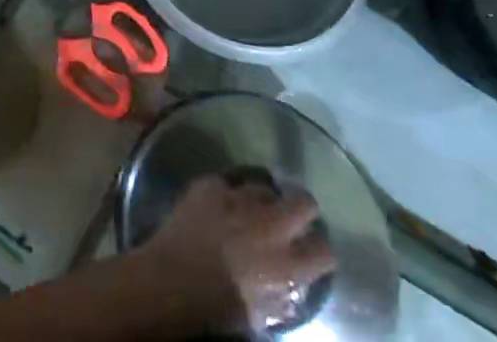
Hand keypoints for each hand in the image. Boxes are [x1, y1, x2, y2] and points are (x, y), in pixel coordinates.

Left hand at [141, 175, 335, 333]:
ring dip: (262, 198)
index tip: (310, 252)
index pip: (325, 250)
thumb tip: (293, 281)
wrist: (171, 282)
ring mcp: (238, 200)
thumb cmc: (217, 309)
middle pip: (304, 202)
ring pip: (264, 186)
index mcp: (289, 265)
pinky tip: (220, 201)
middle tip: (288, 218)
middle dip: (301, 210)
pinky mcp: (209, 185)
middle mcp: (271, 226)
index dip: (318, 251)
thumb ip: (285, 293)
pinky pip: (227, 180)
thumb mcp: (264, 314)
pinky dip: (227, 191)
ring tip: (250, 208)